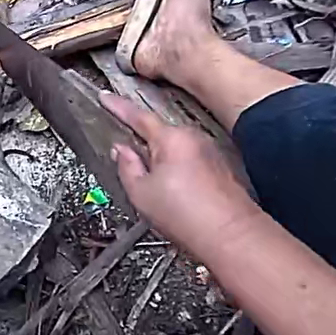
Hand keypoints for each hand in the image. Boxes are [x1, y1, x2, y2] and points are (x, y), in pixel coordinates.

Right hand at [102, 93, 258, 249]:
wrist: (230, 237)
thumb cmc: (188, 216)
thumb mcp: (140, 191)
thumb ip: (126, 165)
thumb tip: (121, 151)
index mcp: (171, 139)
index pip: (137, 116)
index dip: (117, 106)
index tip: (105, 97)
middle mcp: (192, 139)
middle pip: (156, 134)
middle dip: (140, 145)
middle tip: (125, 161)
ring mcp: (208, 152)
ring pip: (172, 149)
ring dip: (159, 162)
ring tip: (153, 188)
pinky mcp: (218, 167)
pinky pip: (187, 161)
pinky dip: (175, 171)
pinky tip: (172, 193)